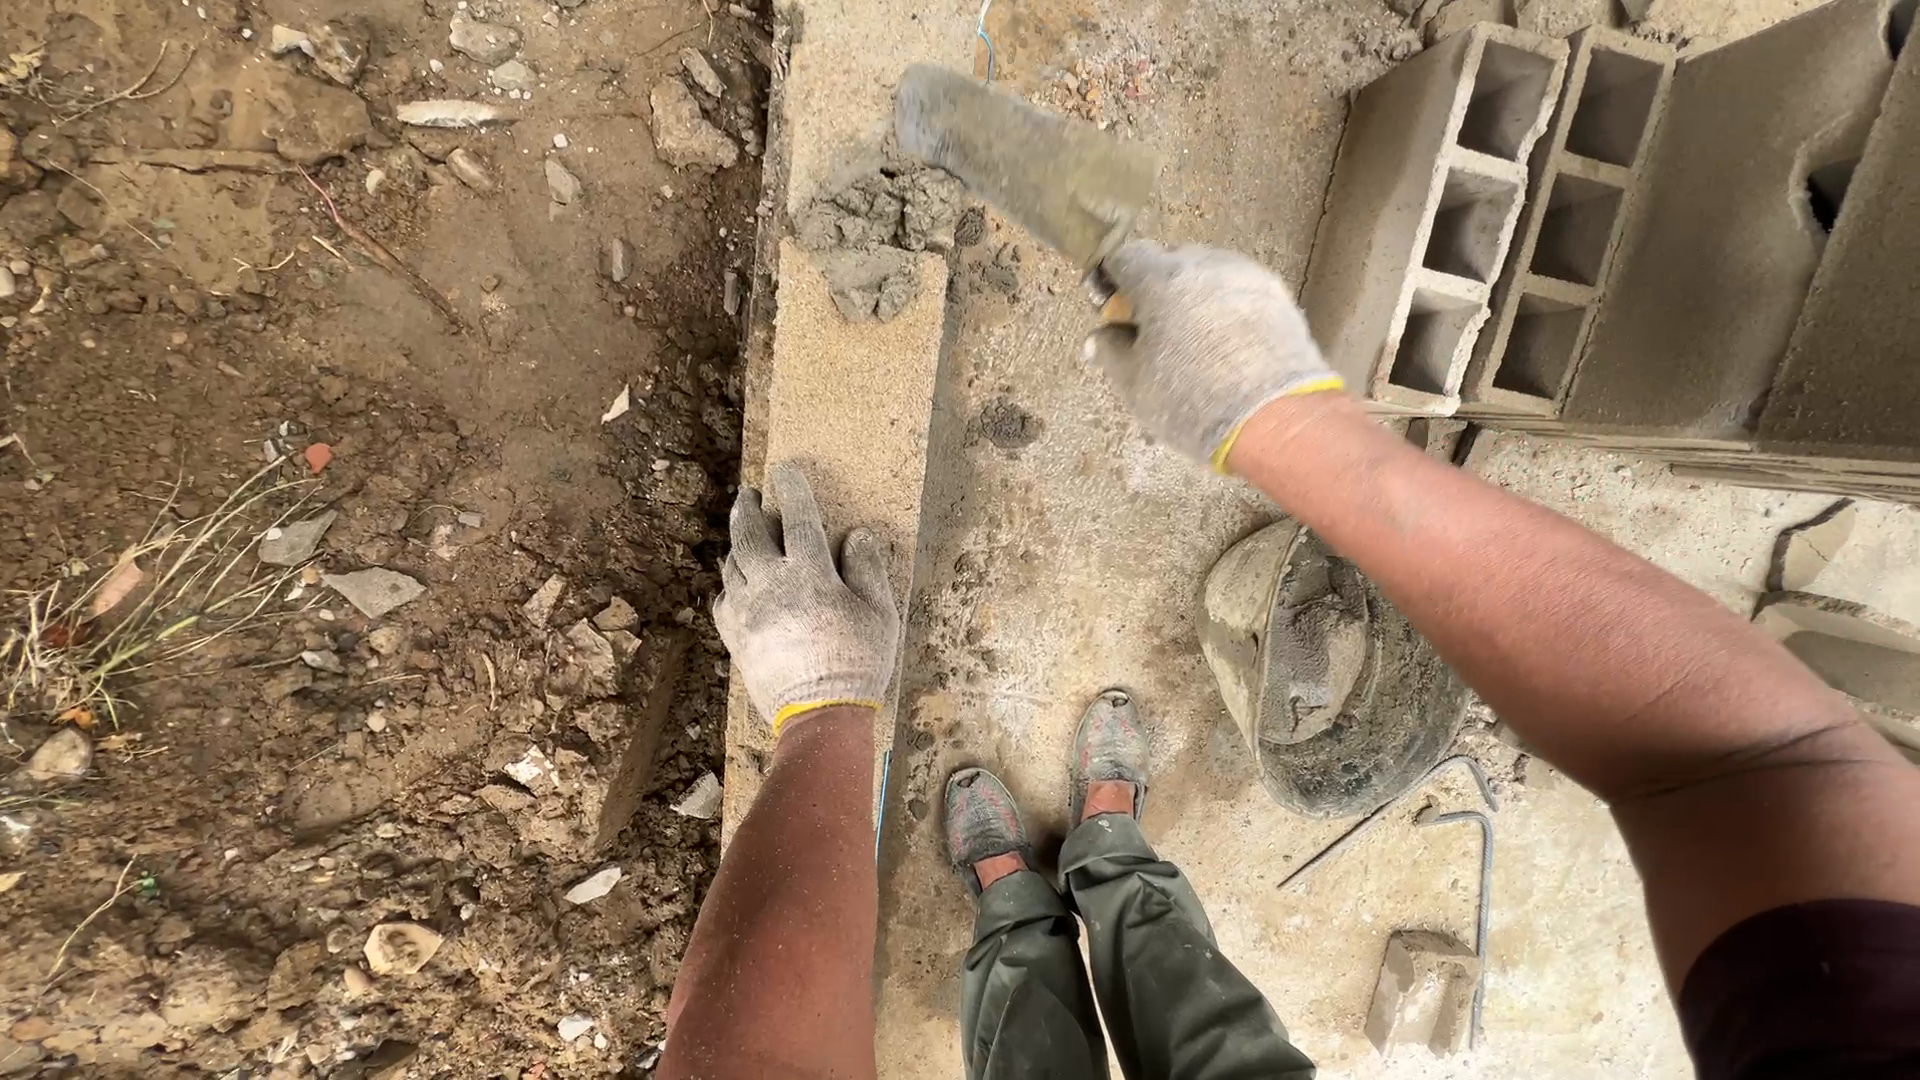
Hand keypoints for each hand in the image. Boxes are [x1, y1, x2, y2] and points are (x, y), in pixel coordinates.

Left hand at [714, 463, 900, 733]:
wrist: (820, 715)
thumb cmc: (858, 663)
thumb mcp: (880, 614)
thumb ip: (868, 569)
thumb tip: (858, 533)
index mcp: (810, 576)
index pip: (800, 520)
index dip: (793, 491)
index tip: (785, 470)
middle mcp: (771, 586)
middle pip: (750, 536)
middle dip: (747, 509)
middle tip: (747, 494)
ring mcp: (747, 613)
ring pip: (731, 566)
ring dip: (736, 544)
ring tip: (742, 536)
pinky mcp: (735, 638)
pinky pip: (721, 602)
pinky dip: (726, 586)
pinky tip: (734, 585)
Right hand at [1084, 241, 1343, 469]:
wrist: (1273, 419)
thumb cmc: (1189, 400)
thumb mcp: (1133, 383)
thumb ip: (1110, 351)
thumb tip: (1099, 338)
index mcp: (1162, 279)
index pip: (1126, 257)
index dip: (1112, 282)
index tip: (1111, 312)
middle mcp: (1207, 265)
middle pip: (1170, 263)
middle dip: (1154, 292)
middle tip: (1149, 334)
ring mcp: (1248, 278)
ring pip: (1207, 279)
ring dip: (1190, 302)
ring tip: (1189, 348)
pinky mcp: (1279, 299)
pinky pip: (1237, 297)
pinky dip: (1222, 316)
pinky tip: (1222, 354)